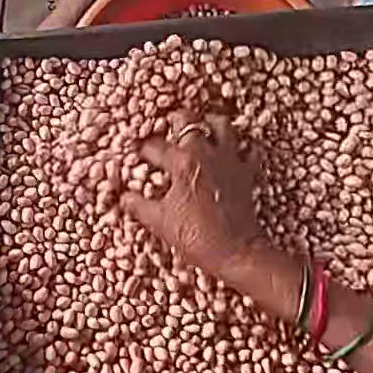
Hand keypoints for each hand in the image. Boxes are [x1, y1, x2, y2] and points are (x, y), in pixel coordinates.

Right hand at [120, 113, 271, 282]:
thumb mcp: (159, 221)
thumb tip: (123, 197)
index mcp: (182, 163)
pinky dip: (242, 146)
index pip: (155, 146)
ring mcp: (230, 161)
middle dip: (175, 120)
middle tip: (167, 123)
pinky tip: (234, 150)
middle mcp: (207, 154)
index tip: (135, 150)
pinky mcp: (247, 173)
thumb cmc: (195, 235)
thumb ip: (138, 205)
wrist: (235, 252)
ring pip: (223, 125)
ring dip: (210, 124)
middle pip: (189, 122)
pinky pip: (250, 149)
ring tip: (202, 128)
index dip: (141, 147)